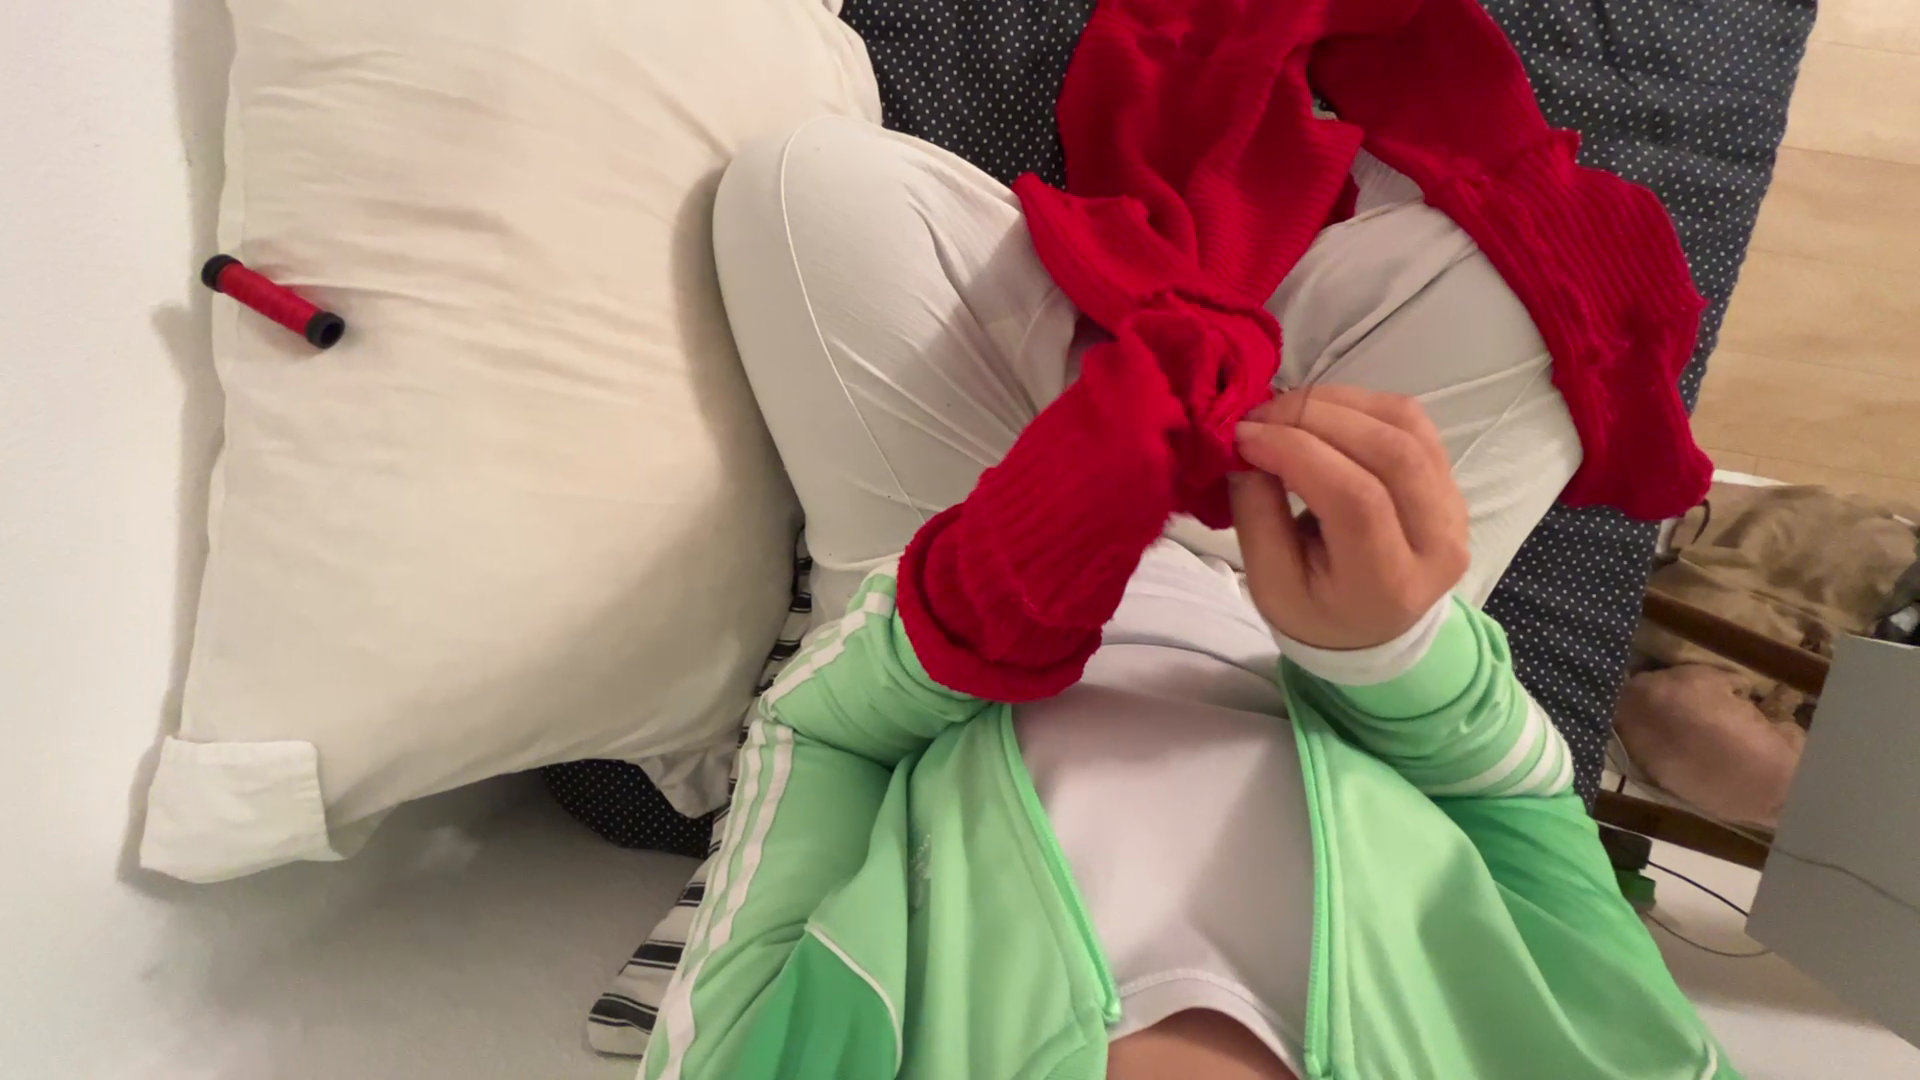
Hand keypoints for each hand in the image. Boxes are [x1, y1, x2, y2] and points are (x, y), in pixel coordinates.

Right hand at [1230, 385, 1469, 650]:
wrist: (1369, 628)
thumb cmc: (1312, 611)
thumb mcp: (1268, 583)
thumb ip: (1257, 516)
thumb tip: (1246, 448)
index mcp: (1388, 582)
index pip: (1355, 499)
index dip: (1296, 453)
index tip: (1243, 436)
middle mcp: (1438, 541)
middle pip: (1390, 451)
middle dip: (1313, 417)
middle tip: (1257, 415)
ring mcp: (1454, 505)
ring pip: (1405, 424)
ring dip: (1336, 402)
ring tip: (1282, 409)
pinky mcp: (1449, 478)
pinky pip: (1410, 420)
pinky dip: (1358, 403)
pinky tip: (1317, 411)